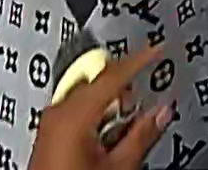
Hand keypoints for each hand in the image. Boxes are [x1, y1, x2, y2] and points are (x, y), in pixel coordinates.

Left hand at [30, 47, 171, 169]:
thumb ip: (142, 133)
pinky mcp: (46, 139)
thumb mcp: (118, 168)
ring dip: (110, 106)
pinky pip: (76, 113)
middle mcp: (58, 112)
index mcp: (74, 111)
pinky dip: (95, 117)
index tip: (157, 49)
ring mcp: (49, 126)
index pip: (116, 73)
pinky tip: (106, 138)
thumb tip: (161, 111)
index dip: (141, 59)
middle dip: (124, 89)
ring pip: (88, 98)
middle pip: (100, 83)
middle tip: (144, 99)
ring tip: (126, 127)